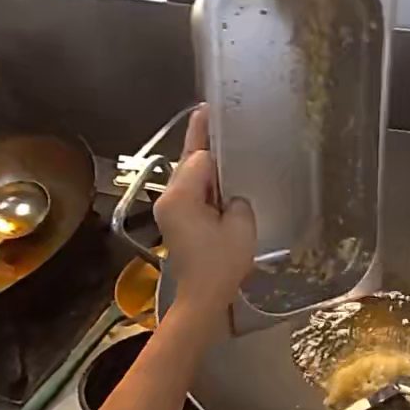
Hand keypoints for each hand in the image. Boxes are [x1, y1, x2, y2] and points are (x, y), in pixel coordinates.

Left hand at [153, 109, 255, 331]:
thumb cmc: (221, 264)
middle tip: (215, 116)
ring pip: (189, 178)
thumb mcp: (240, 225)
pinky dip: (205, 184)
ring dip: (206, 164)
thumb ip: (236, 199)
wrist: (202, 298)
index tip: (214, 111)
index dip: (212, 139)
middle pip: (188, 163)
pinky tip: (222, 179)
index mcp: (181, 196)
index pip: (198, 157)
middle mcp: (169, 198)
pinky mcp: (176, 222)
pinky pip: (191, 193)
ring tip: (225, 143)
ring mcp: (169, 211)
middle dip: (203, 142)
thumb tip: (229, 195)